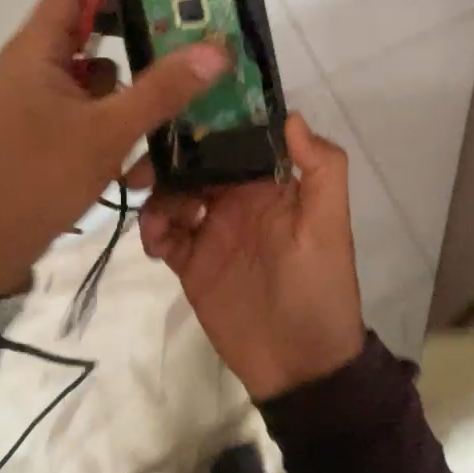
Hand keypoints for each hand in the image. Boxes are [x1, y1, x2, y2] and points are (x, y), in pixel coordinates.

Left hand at [0, 0, 229, 295]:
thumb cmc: (39, 178)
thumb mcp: (109, 132)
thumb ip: (162, 89)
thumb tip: (215, 49)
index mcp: (34, 52)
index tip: (168, 1)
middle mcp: (30, 68)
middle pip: (90, 34)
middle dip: (139, 43)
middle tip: (186, 48)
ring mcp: (33, 101)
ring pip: (93, 77)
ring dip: (130, 89)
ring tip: (174, 103)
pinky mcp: (40, 131)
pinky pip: (84, 109)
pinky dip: (113, 119)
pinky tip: (141, 150)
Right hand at [139, 114, 365, 399]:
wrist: (300, 364)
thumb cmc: (320, 285)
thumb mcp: (329, 224)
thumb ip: (321, 168)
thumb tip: (290, 116)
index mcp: (273, 182)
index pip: (239, 138)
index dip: (212, 121)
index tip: (180, 108)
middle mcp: (240, 198)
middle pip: (199, 161)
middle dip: (173, 157)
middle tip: (145, 167)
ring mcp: (214, 229)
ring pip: (175, 193)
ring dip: (161, 194)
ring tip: (164, 217)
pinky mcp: (193, 263)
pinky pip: (164, 234)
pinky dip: (154, 230)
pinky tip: (160, 242)